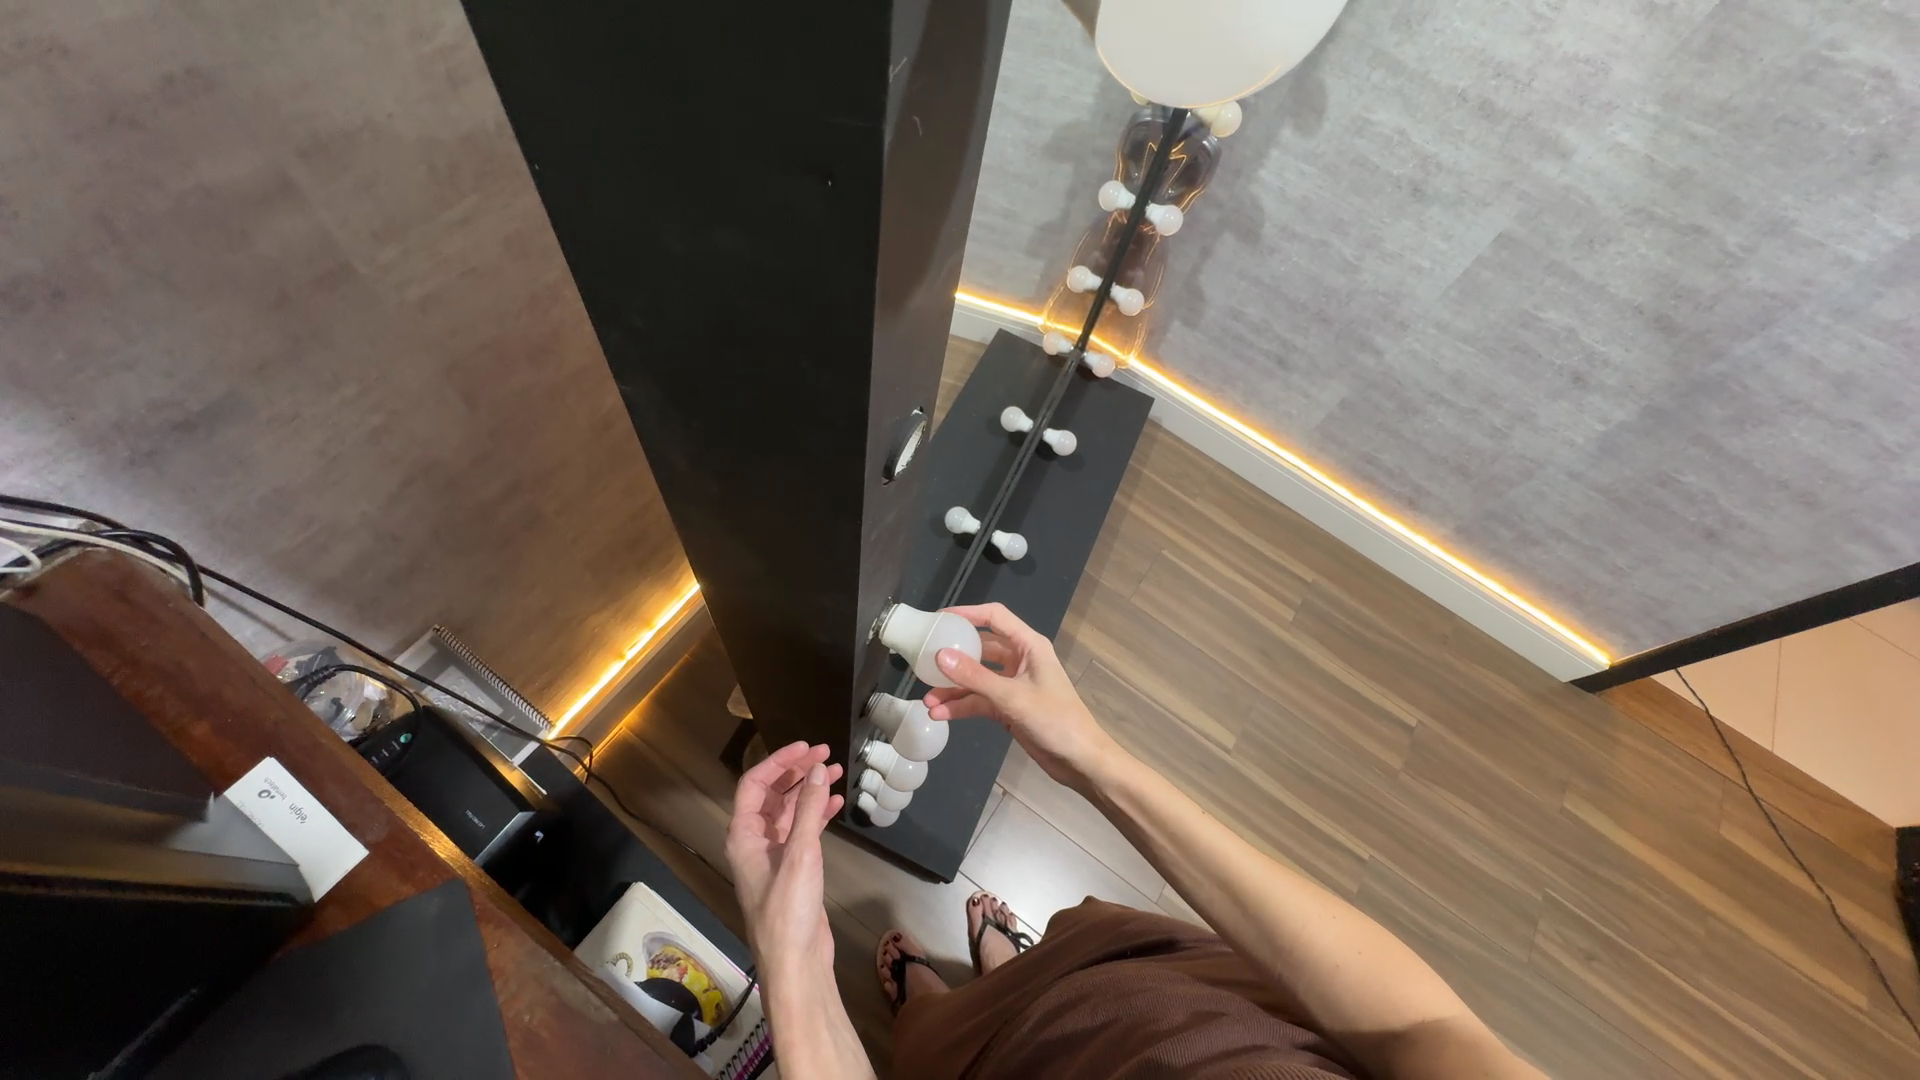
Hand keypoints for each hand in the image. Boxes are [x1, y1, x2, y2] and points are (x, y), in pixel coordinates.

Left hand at [725, 742, 843, 981]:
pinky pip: (802, 829)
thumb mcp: (799, 854)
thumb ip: (807, 809)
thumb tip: (816, 769)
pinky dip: (818, 813)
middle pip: (772, 793)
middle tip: (826, 754)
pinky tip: (837, 803)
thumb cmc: (788, 909)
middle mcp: (754, 841)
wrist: (795, 962)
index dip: (778, 761)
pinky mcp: (792, 868)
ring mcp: (773, 855)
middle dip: (797, 771)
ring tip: (836, 771)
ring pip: (789, 809)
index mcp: (743, 836)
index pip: (754, 784)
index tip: (807, 747)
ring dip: (810, 790)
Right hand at [923, 602, 1122, 791]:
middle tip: (924, 660)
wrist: (1080, 760)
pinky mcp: (1009, 707)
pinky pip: (980, 700)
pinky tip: (940, 714)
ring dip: (953, 688)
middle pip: (981, 648)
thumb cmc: (1055, 719)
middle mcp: (1020, 660)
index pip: (995, 617)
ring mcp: (1014, 684)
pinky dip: (962, 706)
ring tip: (927, 700)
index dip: (967, 613)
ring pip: (977, 678)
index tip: (938, 619)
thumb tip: (940, 656)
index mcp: (1029, 646)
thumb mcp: (1012, 697)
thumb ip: (975, 677)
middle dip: (954, 657)